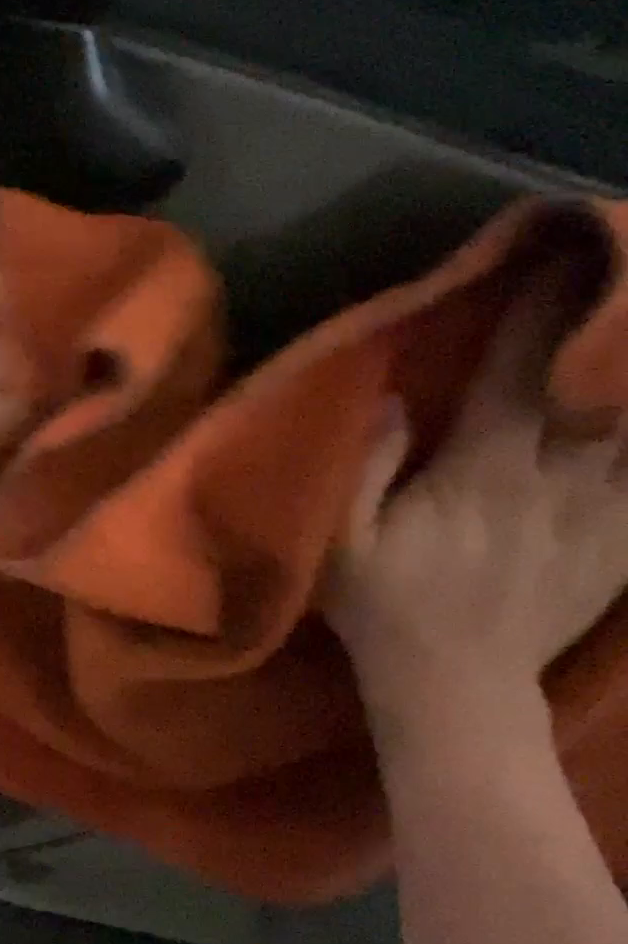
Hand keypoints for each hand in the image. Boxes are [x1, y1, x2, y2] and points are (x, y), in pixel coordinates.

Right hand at [326, 300, 627, 717]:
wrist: (456, 681)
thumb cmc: (382, 605)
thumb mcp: (343, 544)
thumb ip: (365, 471)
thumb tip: (392, 402)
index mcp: (483, 475)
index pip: (518, 379)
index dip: (537, 317)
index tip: (552, 261)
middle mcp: (560, 482)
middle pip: (602, 392)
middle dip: (612, 336)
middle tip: (622, 280)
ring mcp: (606, 514)